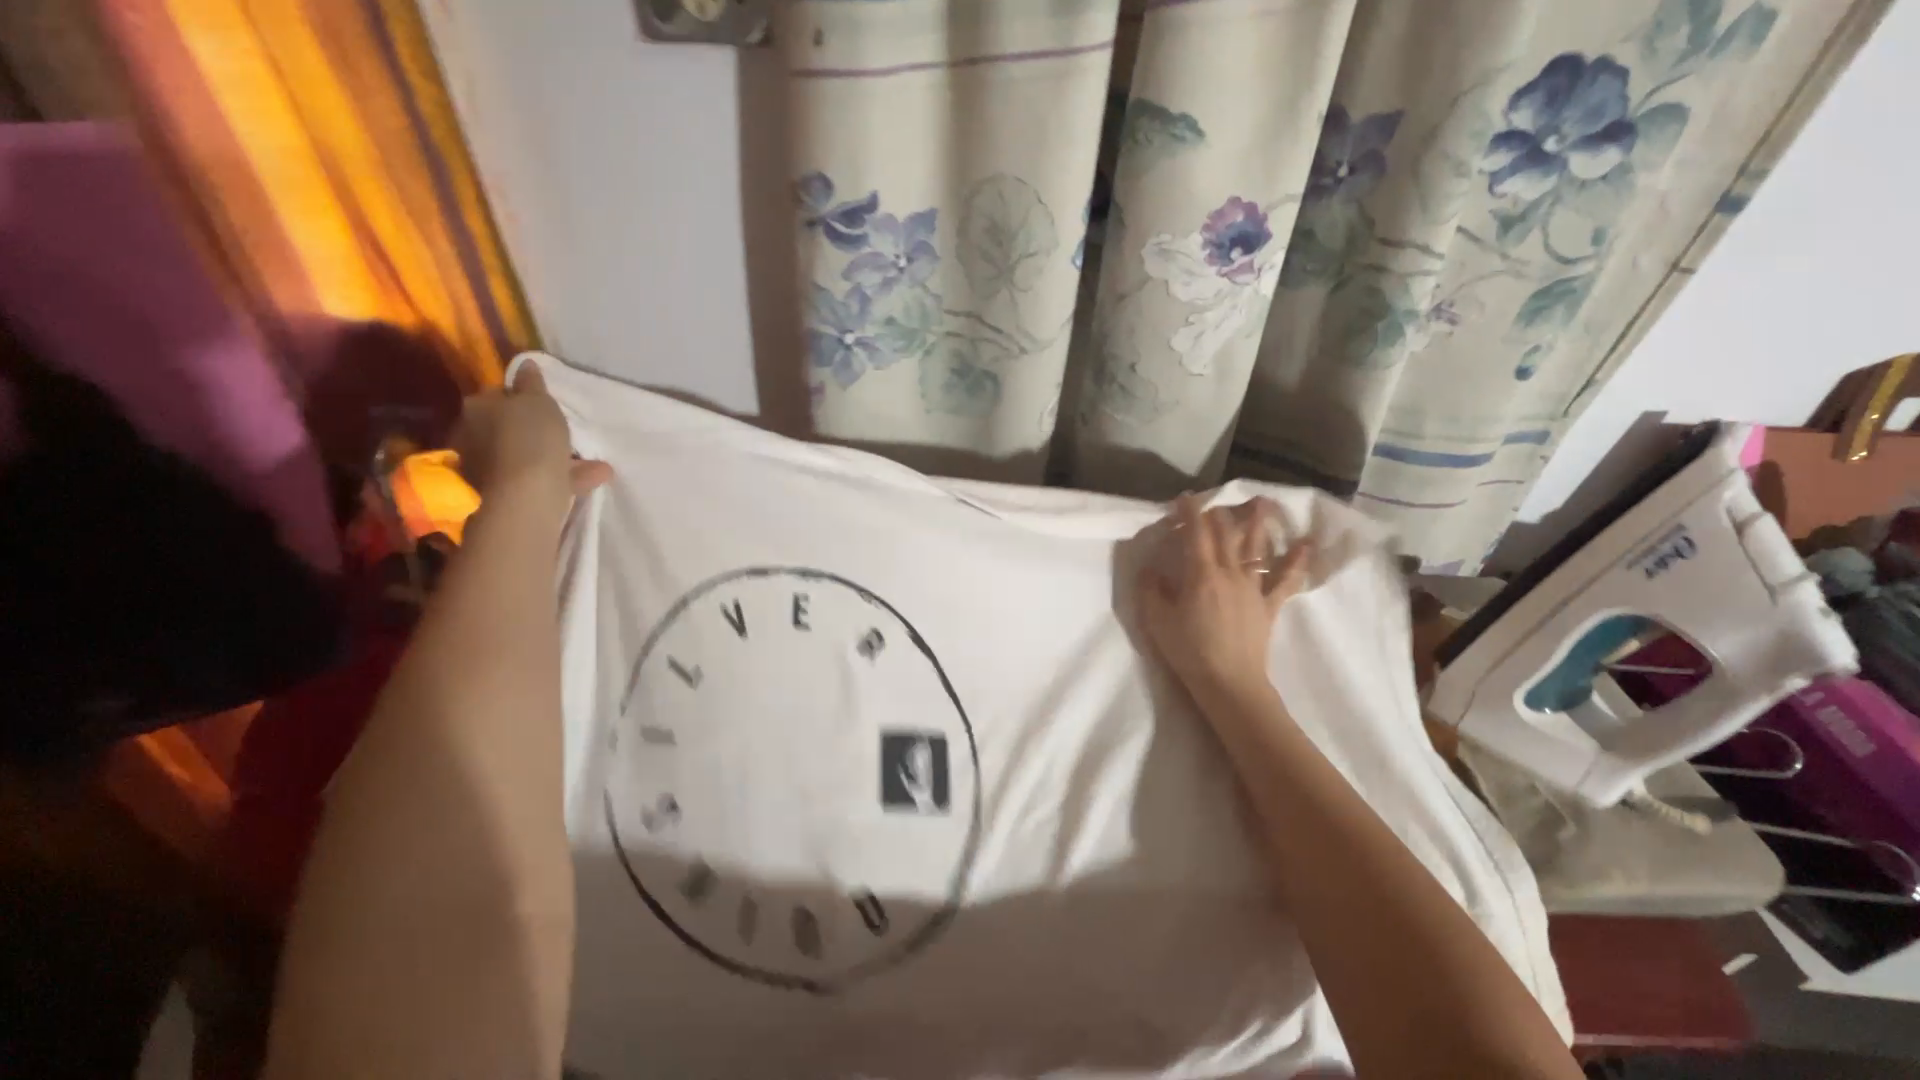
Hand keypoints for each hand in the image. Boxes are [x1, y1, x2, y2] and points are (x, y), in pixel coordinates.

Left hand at [452, 364, 610, 506]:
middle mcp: (472, 437)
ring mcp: (486, 469)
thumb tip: (525, 365)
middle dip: (535, 430)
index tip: (546, 404)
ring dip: (553, 456)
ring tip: (591, 459)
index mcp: (476, 408)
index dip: (522, 397)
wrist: (525, 497)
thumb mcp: (539, 401)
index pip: (497, 395)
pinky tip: (594, 476)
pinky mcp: (505, 496)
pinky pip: (538, 480)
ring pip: (524, 456)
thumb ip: (532, 383)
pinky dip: (562, 477)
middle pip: (507, 427)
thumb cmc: (531, 438)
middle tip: (565, 431)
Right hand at [1135, 494, 1312, 701]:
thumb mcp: (1157, 621)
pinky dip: (1297, 562)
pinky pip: (1286, 580)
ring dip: (1258, 522)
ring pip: (1257, 547)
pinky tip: (1307, 545)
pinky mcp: (1269, 605)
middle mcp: (1230, 572)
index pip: (1195, 533)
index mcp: (1201, 573)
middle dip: (1219, 513)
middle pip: (1226, 534)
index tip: (1183, 498)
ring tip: (1262, 501)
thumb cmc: (1189, 652)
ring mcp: (1253, 587)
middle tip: (1214, 501)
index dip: (1190, 511)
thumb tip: (1150, 568)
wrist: (1230, 683)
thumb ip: (1150, 590)